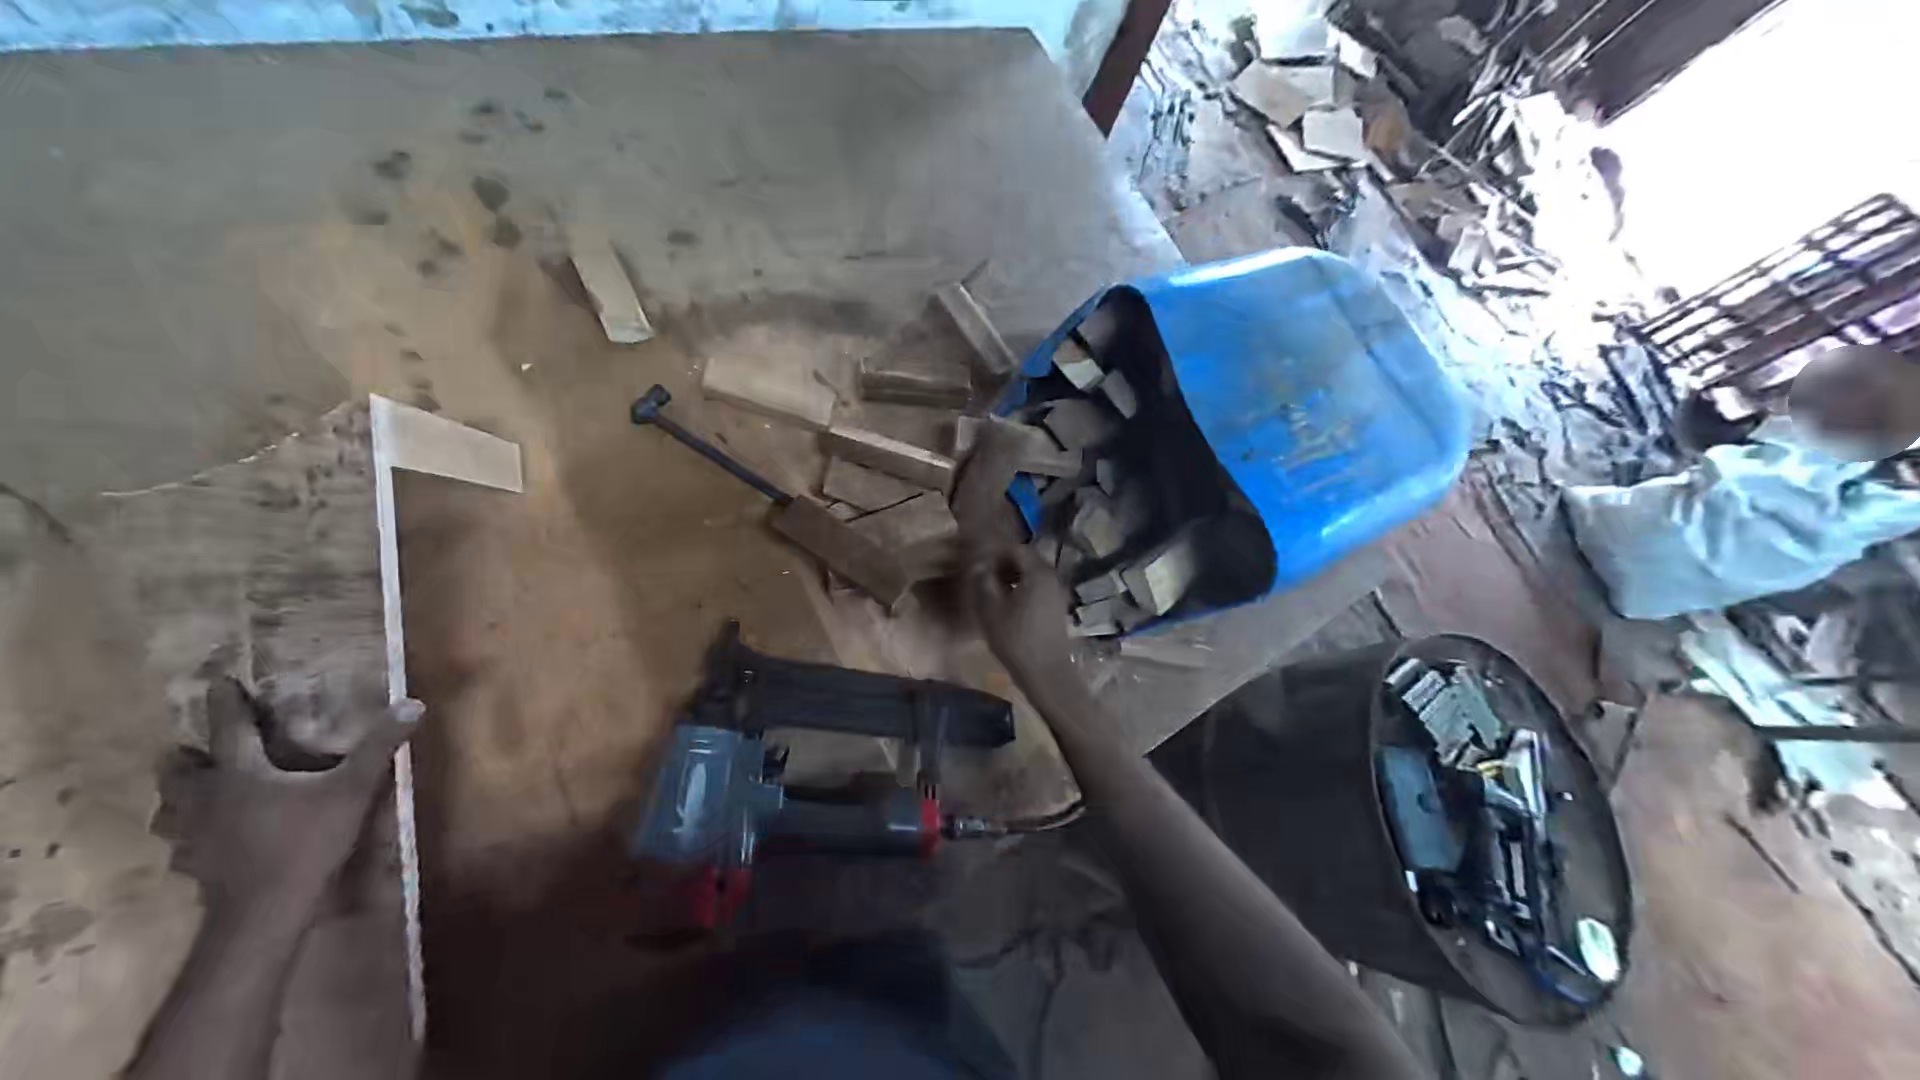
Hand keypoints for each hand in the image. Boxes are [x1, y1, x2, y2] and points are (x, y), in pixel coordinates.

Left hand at [156, 678, 421, 920]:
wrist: (265, 909)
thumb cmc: (307, 840)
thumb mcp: (354, 788)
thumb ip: (380, 746)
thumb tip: (413, 703)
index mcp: (240, 774)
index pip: (229, 729)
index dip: (227, 704)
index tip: (218, 682)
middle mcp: (206, 799)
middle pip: (178, 772)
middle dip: (184, 757)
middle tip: (192, 748)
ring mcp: (193, 836)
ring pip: (170, 810)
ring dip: (179, 797)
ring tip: (193, 793)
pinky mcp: (194, 865)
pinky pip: (182, 844)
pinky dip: (191, 835)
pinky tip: (206, 841)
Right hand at [965, 545, 1073, 686]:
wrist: (1046, 673)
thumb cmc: (1015, 639)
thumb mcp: (991, 609)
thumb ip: (983, 581)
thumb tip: (979, 563)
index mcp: (1037, 572)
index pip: (1015, 549)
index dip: (995, 554)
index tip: (978, 565)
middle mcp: (1052, 577)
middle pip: (1026, 560)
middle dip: (1003, 565)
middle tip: (983, 578)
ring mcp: (1057, 592)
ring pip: (1032, 575)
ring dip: (1012, 578)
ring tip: (993, 592)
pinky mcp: (1057, 607)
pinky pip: (1038, 588)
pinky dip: (1022, 589)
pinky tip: (1009, 606)